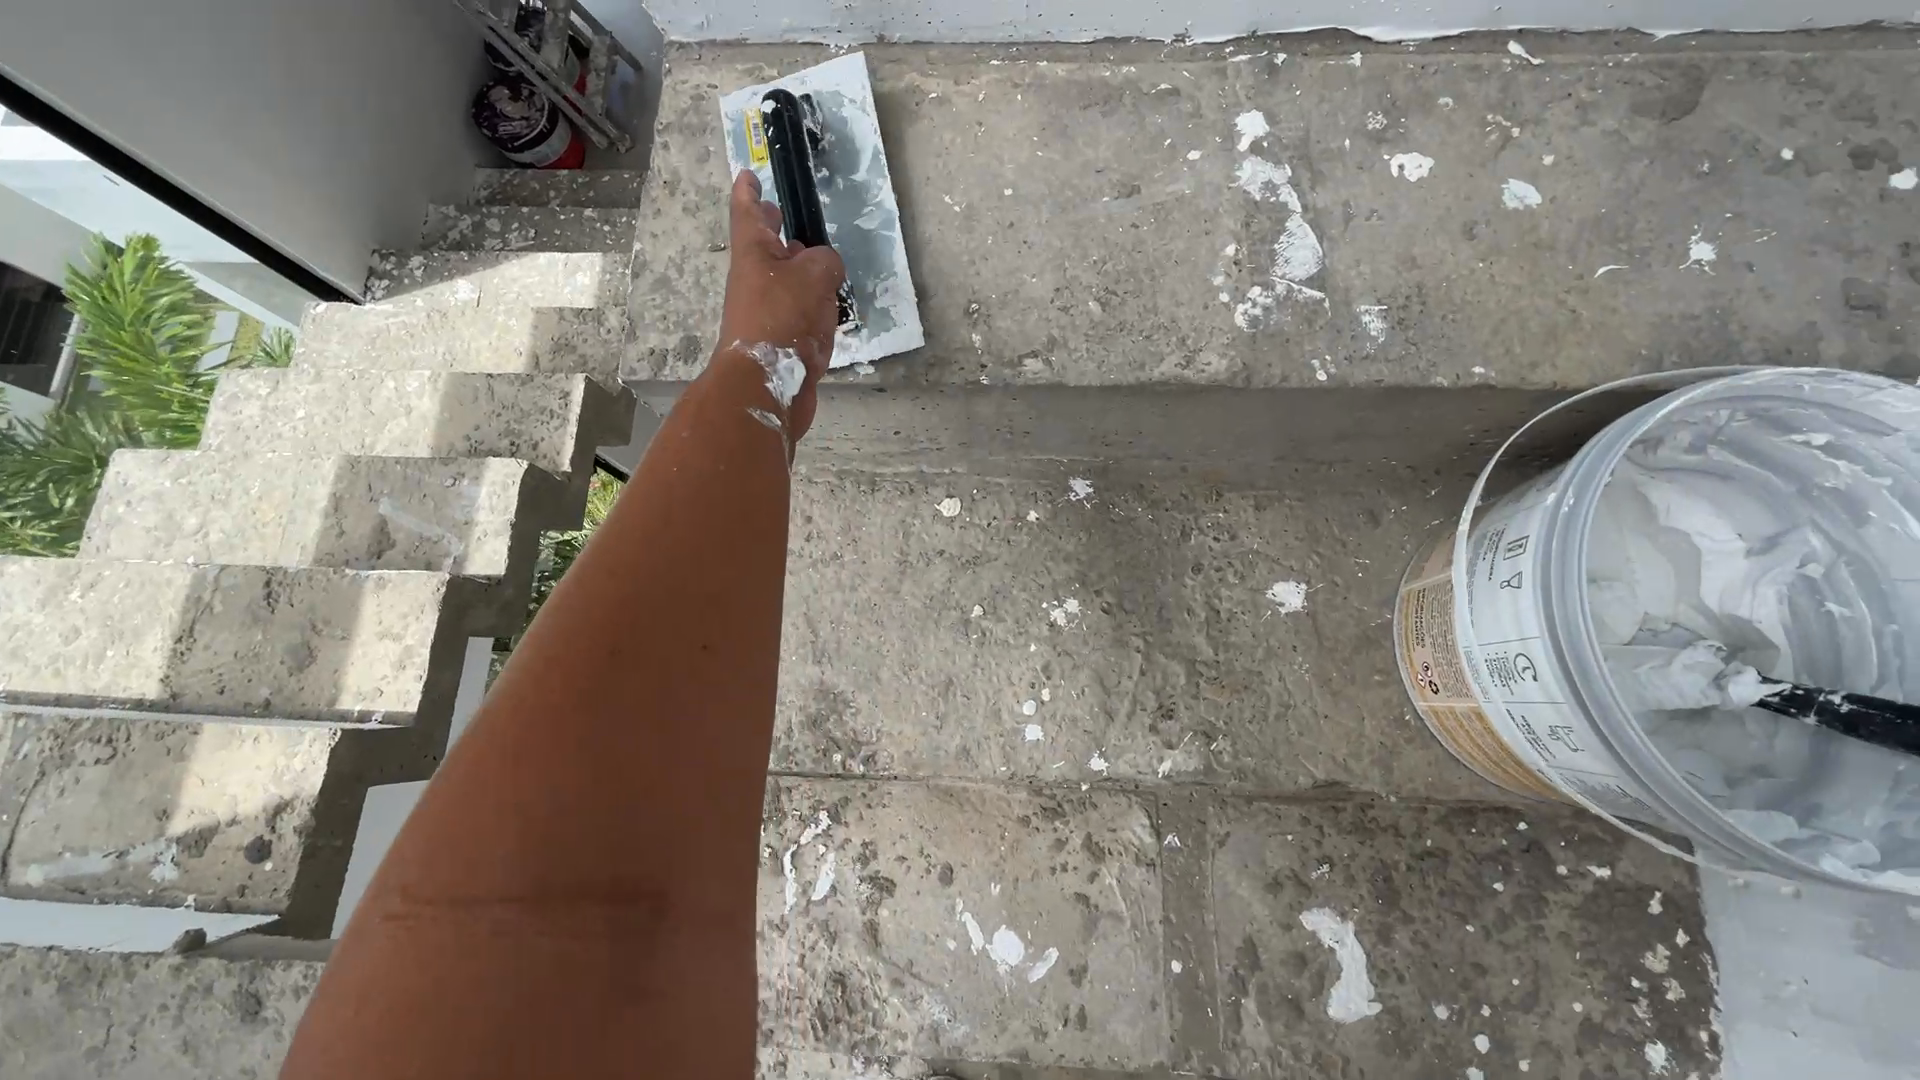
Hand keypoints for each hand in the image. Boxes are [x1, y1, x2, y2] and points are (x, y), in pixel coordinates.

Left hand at [714, 170, 845, 441]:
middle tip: (783, 214)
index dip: (749, 191)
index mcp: (753, 254)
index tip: (748, 173)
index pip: (748, 212)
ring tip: (820, 262)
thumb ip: (826, 261)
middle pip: (766, 249)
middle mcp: (756, 281)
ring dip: (800, 272)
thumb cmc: (782, 319)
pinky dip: (813, 308)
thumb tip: (827, 269)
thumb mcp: (813, 275)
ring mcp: (768, 313)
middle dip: (775, 231)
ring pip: (786, 283)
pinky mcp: (783, 341)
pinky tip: (830, 309)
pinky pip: (800, 315)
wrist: (769, 385)